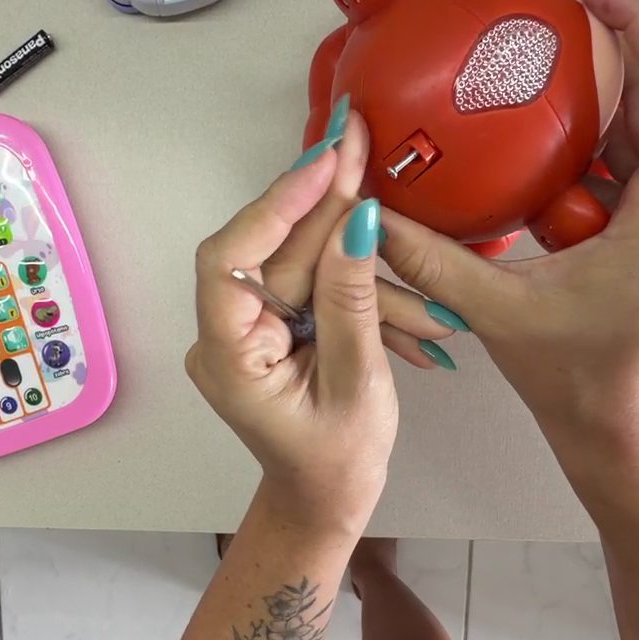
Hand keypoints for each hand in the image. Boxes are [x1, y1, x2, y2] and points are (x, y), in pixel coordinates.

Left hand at [187, 114, 402, 530]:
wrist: (327, 499)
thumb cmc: (338, 463)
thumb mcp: (357, 383)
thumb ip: (353, 300)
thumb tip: (359, 219)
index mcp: (228, 357)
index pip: (229, 259)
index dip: (275, 205)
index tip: (325, 160)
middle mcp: (227, 334)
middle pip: (272, 252)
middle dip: (327, 209)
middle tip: (360, 140)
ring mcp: (250, 329)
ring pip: (302, 266)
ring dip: (362, 263)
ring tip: (412, 246)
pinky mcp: (275, 326)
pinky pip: (315, 288)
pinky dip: (360, 288)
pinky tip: (409, 302)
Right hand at [379, 0, 638, 468]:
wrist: (625, 428)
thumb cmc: (577, 379)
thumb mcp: (494, 312)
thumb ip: (429, 258)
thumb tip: (369, 214)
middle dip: (627, 32)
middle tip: (554, 7)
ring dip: (615, 79)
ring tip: (549, 55)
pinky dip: (607, 127)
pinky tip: (553, 128)